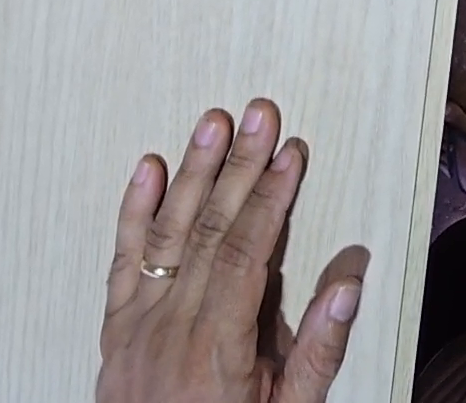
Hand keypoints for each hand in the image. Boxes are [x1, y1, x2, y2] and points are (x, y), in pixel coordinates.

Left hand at [97, 100, 368, 402]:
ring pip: (167, 232)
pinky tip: (149, 167)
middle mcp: (170, 330)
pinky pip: (124, 260)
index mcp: (215, 350)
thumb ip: (319, 352)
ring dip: (193, 171)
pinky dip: (133, 210)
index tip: (290, 152)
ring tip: (212, 122)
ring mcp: (136, 327)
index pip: (246, 252)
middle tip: (259, 113)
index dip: (270, 197)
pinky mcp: (116, 328)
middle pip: (209, 229)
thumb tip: (349, 281)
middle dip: (239, 165)